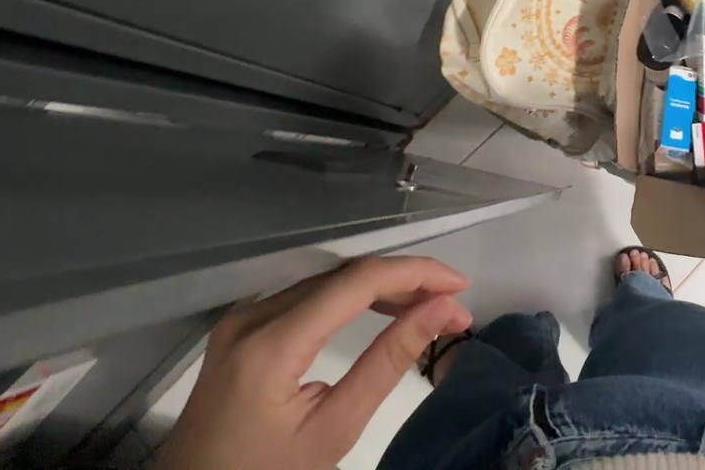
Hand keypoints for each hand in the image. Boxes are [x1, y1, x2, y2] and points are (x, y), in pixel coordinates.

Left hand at [155, 256, 471, 469]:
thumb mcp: (333, 430)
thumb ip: (388, 361)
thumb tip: (442, 308)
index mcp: (271, 341)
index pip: (358, 280)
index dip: (416, 274)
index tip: (461, 286)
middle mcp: (253, 314)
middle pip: (345, 275)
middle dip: (406, 281)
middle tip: (453, 305)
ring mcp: (243, 318)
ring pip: (329, 280)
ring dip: (383, 286)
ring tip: (429, 305)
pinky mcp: (243, 328)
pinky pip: (309, 296)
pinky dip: (353, 298)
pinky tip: (383, 308)